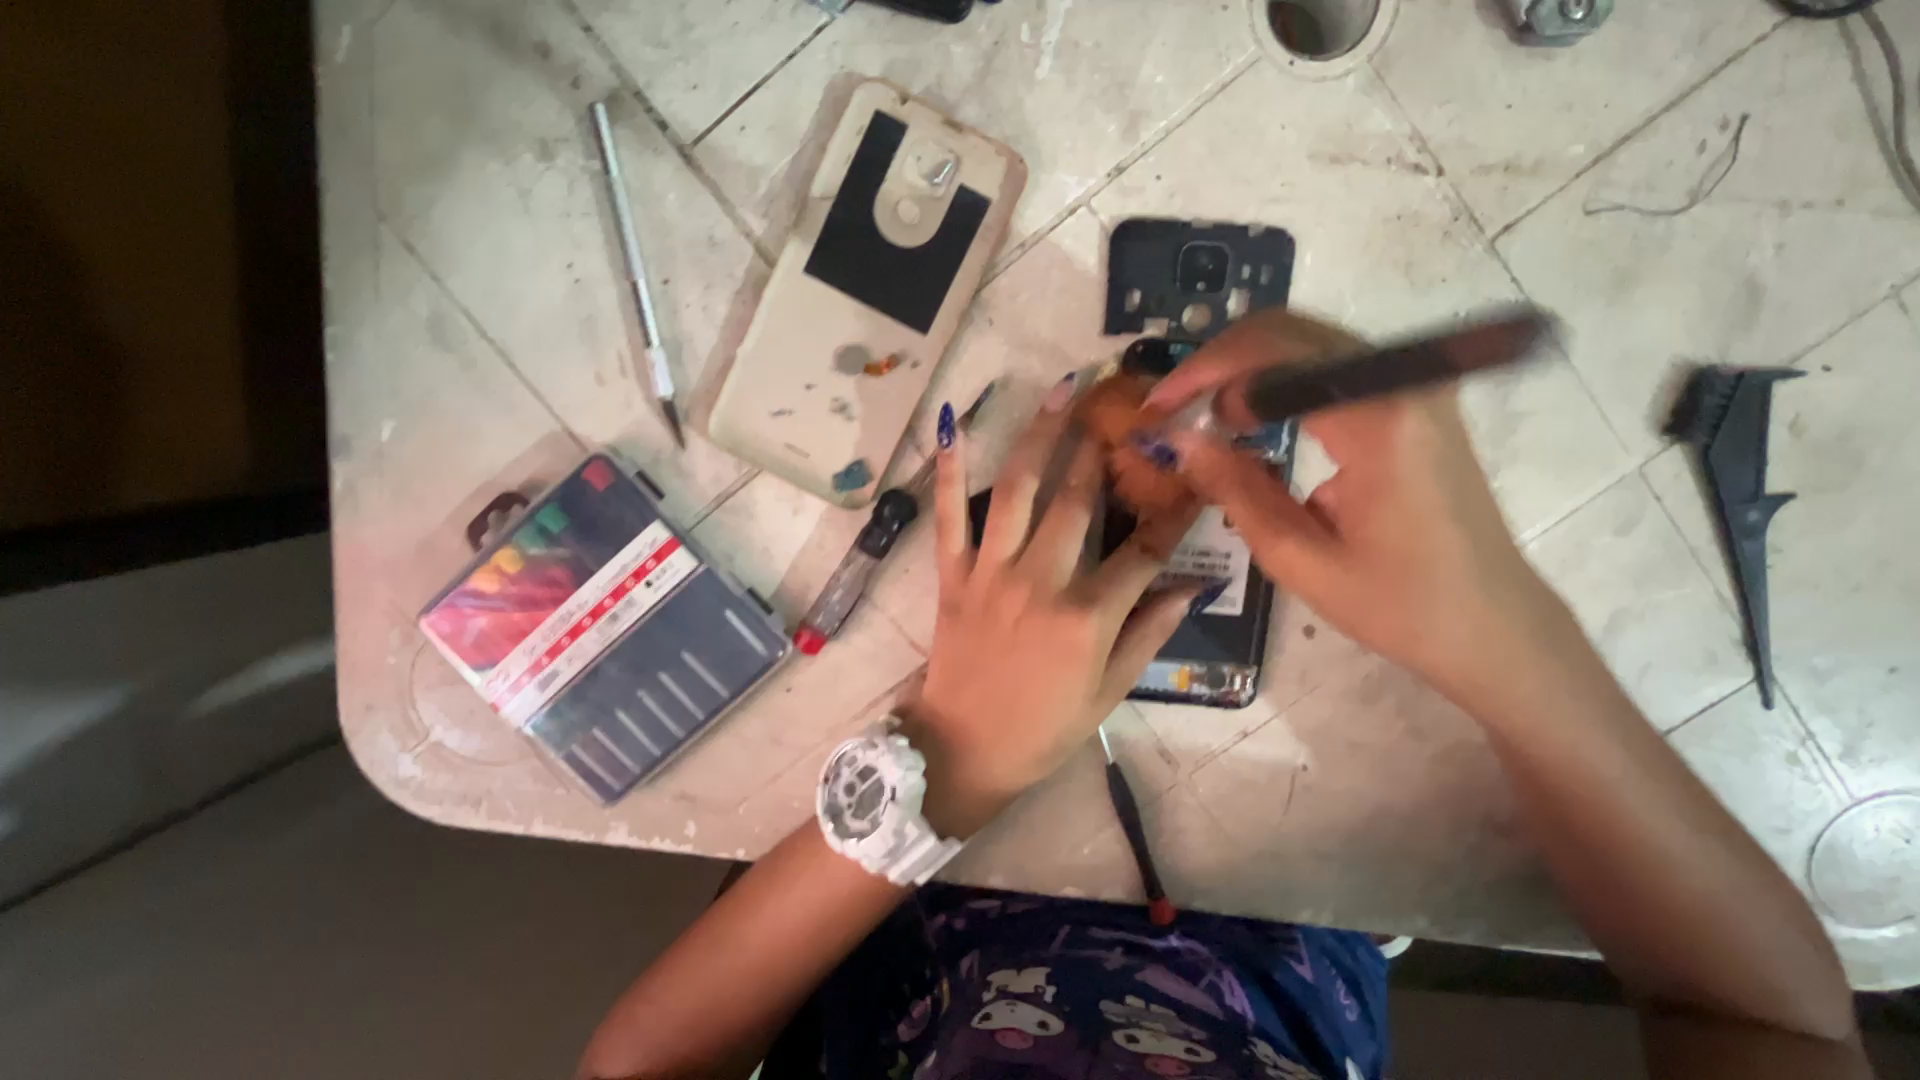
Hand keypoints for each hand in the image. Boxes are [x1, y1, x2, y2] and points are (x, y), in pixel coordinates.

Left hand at [904, 377, 1202, 837]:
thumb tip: (1192, 586)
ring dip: (1041, 436)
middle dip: (1105, 448)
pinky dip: (949, 471)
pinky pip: (949, 516)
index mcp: (1087, 616)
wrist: (962, 749)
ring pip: (1018, 490)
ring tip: (1062, 391)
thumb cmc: (1043, 728)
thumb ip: (1149, 634)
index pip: (1144, 551)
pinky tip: (954, 426)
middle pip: (1079, 500)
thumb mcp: (1109, 692)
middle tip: (1123, 405)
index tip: (1195, 475)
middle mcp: (1041, 581)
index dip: (1175, 512)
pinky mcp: (953, 575)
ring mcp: (991, 573)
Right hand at [1145, 309, 1575, 706]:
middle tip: (1173, 410)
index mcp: (1378, 419)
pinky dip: (1281, 381)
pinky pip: (1333, 366)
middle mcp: (1403, 381)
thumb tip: (1178, 440)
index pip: (1272, 354)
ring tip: (1204, 416)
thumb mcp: (1299, 559)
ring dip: (1247, 369)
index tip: (1159, 411)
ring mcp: (1416, 385)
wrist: (1493, 625)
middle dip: (1219, 364)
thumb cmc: (1399, 606)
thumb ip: (1235, 489)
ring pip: (1308, 342)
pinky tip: (1253, 419)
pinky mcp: (1417, 399)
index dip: (1203, 374)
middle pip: (1290, 332)